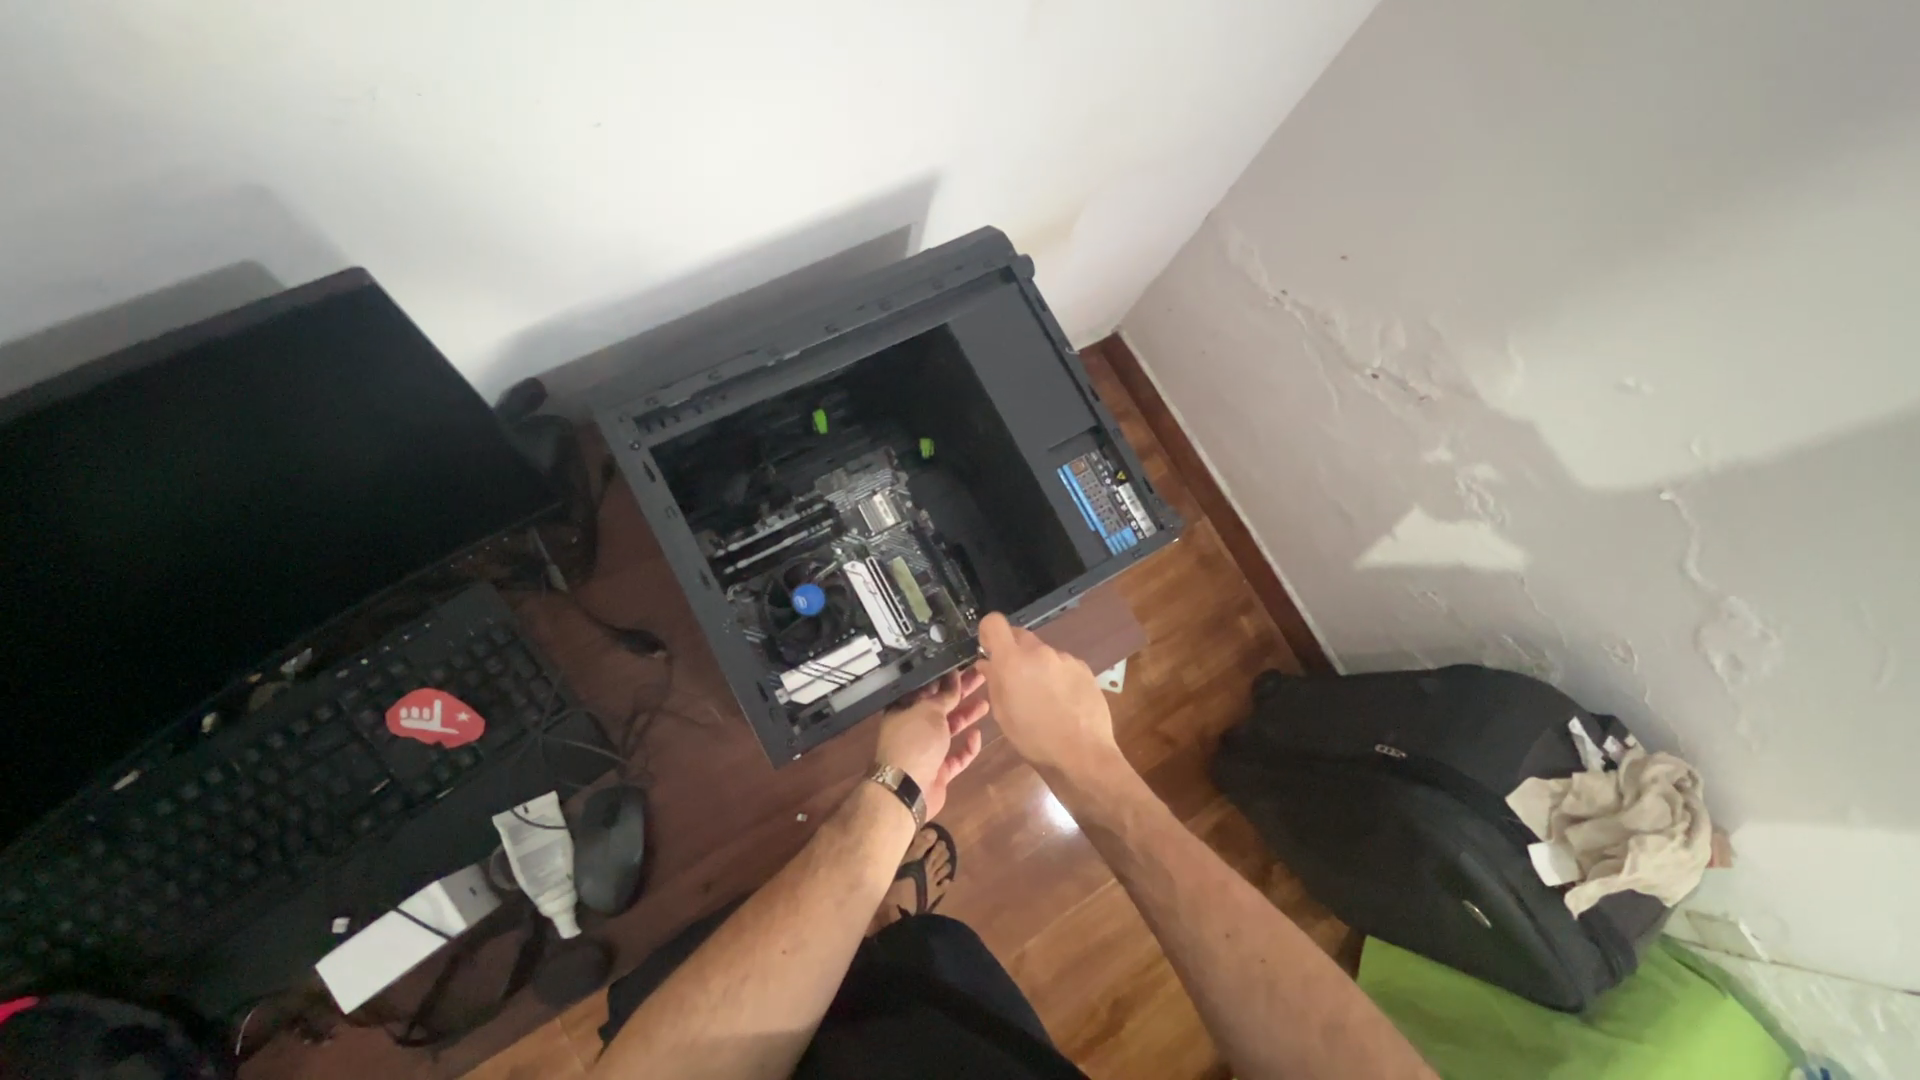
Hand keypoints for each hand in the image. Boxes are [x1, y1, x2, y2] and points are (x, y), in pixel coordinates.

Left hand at [874, 668, 989, 819]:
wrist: (907, 788)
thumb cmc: (915, 741)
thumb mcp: (930, 711)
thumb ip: (945, 695)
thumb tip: (953, 677)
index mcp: (904, 709)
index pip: (926, 687)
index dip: (945, 676)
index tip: (963, 665)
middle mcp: (913, 727)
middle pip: (941, 705)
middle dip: (961, 692)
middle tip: (981, 676)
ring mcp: (927, 750)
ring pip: (950, 729)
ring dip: (966, 716)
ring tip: (986, 702)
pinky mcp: (939, 770)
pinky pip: (957, 755)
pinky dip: (967, 746)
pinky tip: (977, 735)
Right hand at [975, 613, 1122, 778]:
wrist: (1083, 753)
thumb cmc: (1034, 739)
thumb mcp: (1003, 715)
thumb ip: (993, 682)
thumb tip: (987, 663)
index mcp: (1012, 661)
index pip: (994, 622)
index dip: (989, 633)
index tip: (990, 650)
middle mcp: (1039, 651)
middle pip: (1020, 636)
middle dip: (1014, 653)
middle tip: (1016, 680)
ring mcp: (1064, 658)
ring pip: (1043, 653)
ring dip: (1038, 667)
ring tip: (1045, 698)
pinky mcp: (1084, 667)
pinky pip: (1063, 665)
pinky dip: (1058, 676)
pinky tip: (1064, 701)